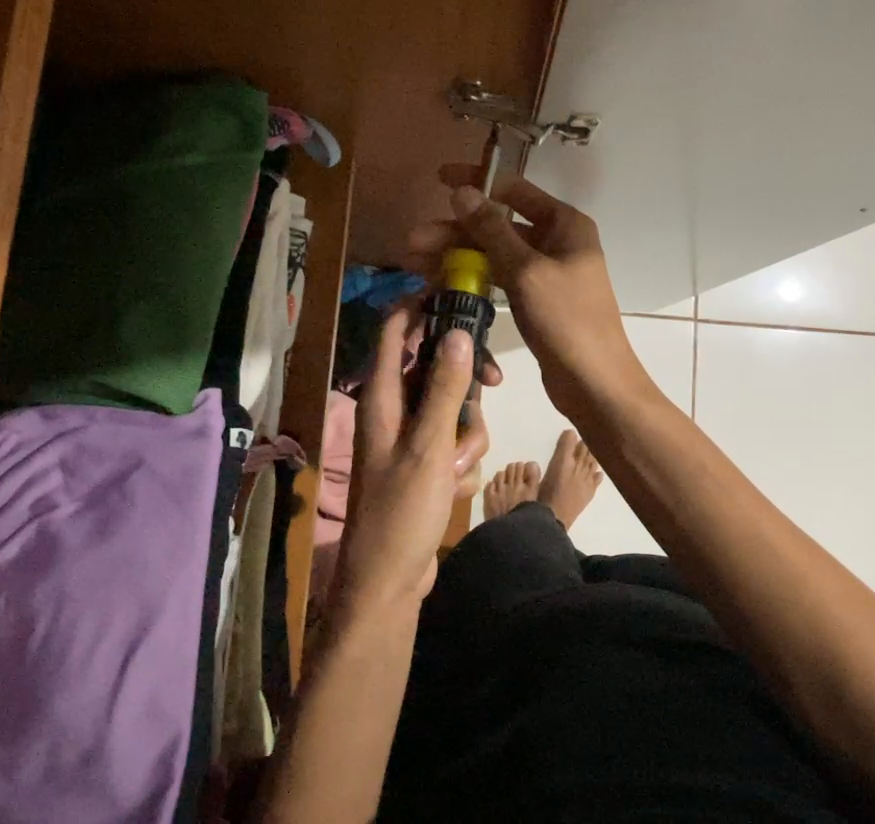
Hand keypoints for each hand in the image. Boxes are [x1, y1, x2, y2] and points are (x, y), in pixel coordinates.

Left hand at [332, 308, 489, 614]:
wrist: (389, 580)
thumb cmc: (401, 511)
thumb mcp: (430, 447)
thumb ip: (446, 389)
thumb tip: (458, 332)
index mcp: (381, 398)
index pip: (395, 332)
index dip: (419, 305)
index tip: (456, 293)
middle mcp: (393, 411)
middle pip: (436, 369)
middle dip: (464, 385)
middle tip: (493, 385)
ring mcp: (410, 439)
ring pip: (454, 410)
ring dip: (466, 436)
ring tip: (456, 468)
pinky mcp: (425, 465)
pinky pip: (454, 444)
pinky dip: (460, 462)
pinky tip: (453, 489)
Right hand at [407, 164, 649, 420]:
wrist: (594, 383)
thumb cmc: (566, 320)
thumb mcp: (525, 271)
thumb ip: (491, 230)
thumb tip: (462, 191)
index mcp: (564, 224)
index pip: (513, 190)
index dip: (475, 182)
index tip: (438, 180)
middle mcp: (556, 241)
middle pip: (497, 224)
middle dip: (454, 231)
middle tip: (412, 243)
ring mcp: (546, 272)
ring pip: (493, 253)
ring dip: (456, 256)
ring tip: (414, 265)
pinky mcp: (536, 300)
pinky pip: (498, 278)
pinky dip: (472, 278)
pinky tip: (441, 284)